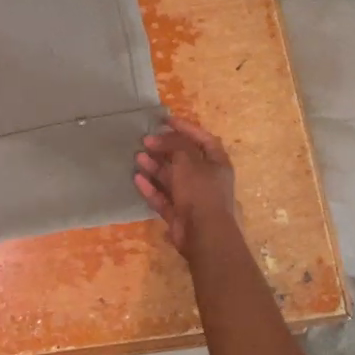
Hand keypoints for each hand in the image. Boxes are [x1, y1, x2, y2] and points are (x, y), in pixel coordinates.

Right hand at [132, 117, 237, 254]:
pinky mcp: (179, 213)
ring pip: (171, 177)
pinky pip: (163, 197)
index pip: (203, 139)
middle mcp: (206, 179)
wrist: (204, 235)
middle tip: (146, 140)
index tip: (164, 120)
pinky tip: (137, 178)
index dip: (185, 128)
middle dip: (165, 148)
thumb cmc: (201, 191)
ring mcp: (193, 197)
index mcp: (217, 164)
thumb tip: (160, 137)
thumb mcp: (189, 161)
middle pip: (184, 158)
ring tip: (137, 156)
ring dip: (155, 166)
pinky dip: (151, 188)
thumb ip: (176, 145)